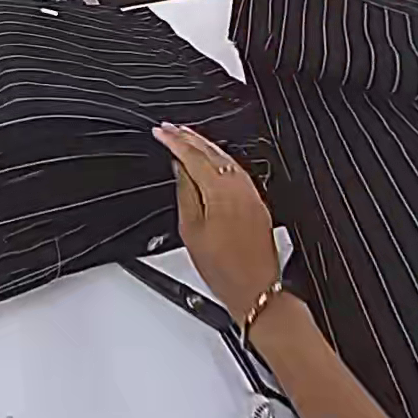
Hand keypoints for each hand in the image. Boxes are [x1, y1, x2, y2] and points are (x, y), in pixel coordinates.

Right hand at [153, 123, 281, 323]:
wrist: (256, 290)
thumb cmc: (222, 268)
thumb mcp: (191, 230)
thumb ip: (185, 192)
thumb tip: (180, 168)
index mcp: (220, 192)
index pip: (193, 156)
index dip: (174, 141)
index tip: (160, 132)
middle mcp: (239, 188)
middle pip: (211, 152)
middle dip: (188, 137)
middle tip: (170, 127)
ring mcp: (251, 194)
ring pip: (225, 157)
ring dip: (204, 144)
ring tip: (186, 135)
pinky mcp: (257, 202)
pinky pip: (236, 169)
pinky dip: (218, 157)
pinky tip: (210, 157)